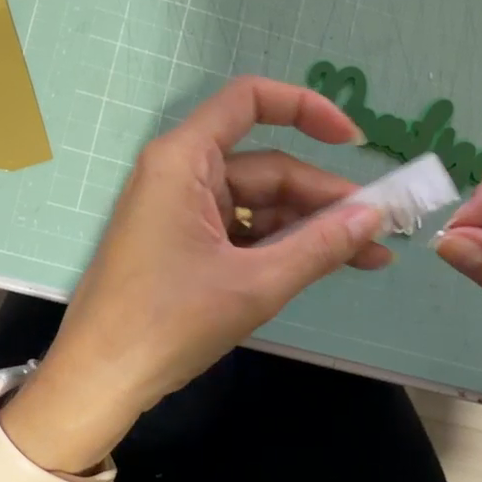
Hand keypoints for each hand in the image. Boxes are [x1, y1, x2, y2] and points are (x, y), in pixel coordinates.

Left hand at [12, 78, 390, 466]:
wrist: (100, 380)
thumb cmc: (169, 323)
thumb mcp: (255, 285)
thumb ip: (320, 246)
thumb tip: (375, 217)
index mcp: (184, 161)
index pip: (249, 101)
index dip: (306, 109)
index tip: (353, 141)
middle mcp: (180, 175)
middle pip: (266, 167)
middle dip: (324, 197)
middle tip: (381, 229)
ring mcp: (179, 213)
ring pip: (258, 205)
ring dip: (309, 228)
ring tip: (368, 257)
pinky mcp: (181, 247)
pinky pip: (240, 233)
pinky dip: (279, 248)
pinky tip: (323, 267)